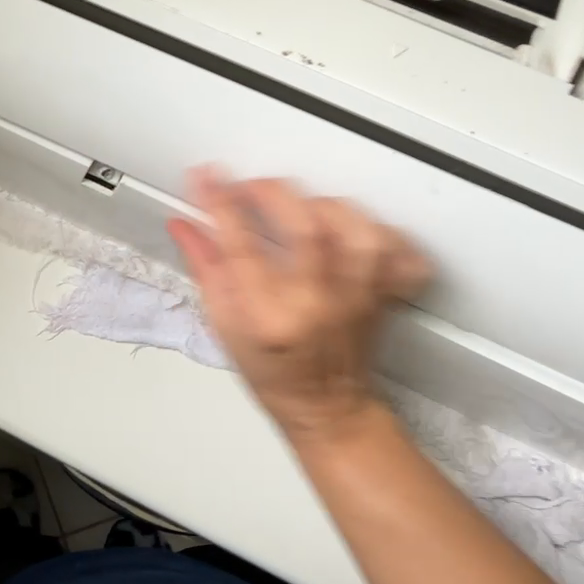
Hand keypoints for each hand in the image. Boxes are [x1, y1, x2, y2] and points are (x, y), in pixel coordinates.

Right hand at [167, 169, 429, 441]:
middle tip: (251, 186)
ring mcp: (359, 299)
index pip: (240, 247)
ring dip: (325, 206)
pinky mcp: (387, 296)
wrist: (327, 407)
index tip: (207, 176)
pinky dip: (383, 232)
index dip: (220, 204)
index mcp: (268, 316)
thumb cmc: (269, 370)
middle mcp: (317, 304)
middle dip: (272, 194)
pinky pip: (401, 253)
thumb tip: (183, 223)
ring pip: (357, 232)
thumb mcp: (222, 324)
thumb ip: (205, 267)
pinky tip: (355, 228)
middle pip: (307, 229)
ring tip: (302, 205)